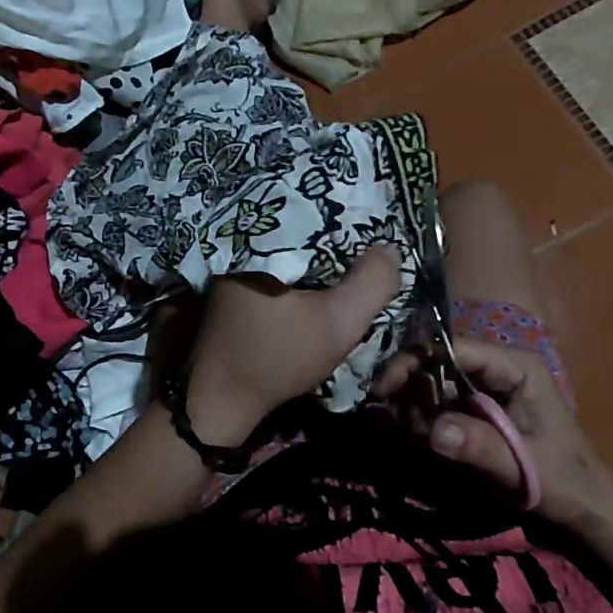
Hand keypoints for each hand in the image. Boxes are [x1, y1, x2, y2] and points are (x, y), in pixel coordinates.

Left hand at [184, 245, 402, 445]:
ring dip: (334, 271)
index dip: (362, 225)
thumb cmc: (278, 358)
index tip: (388, 242)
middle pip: (316, 235)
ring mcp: (244, 267)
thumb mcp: (336, 323)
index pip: (327, 212)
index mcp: (269, 241)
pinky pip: (291, 275)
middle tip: (379, 269)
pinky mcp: (244, 289)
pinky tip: (333, 298)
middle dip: (350, 252)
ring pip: (305, 257)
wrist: (222, 400)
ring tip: (363, 283)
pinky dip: (314, 284)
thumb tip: (390, 248)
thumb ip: (371, 284)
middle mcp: (252, 244)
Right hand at [375, 337, 612, 525]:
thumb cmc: (564, 481)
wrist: (583, 508)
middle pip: (438, 362)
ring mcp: (484, 390)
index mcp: (515, 367)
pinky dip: (421, 420)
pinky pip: (438, 405)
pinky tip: (415, 438)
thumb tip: (433, 429)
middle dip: (411, 389)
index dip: (417, 362)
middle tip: (398, 423)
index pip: (456, 348)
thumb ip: (479, 445)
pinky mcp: (474, 411)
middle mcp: (496, 370)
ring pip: (432, 384)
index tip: (385, 389)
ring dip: (413, 407)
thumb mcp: (522, 465)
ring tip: (411, 436)